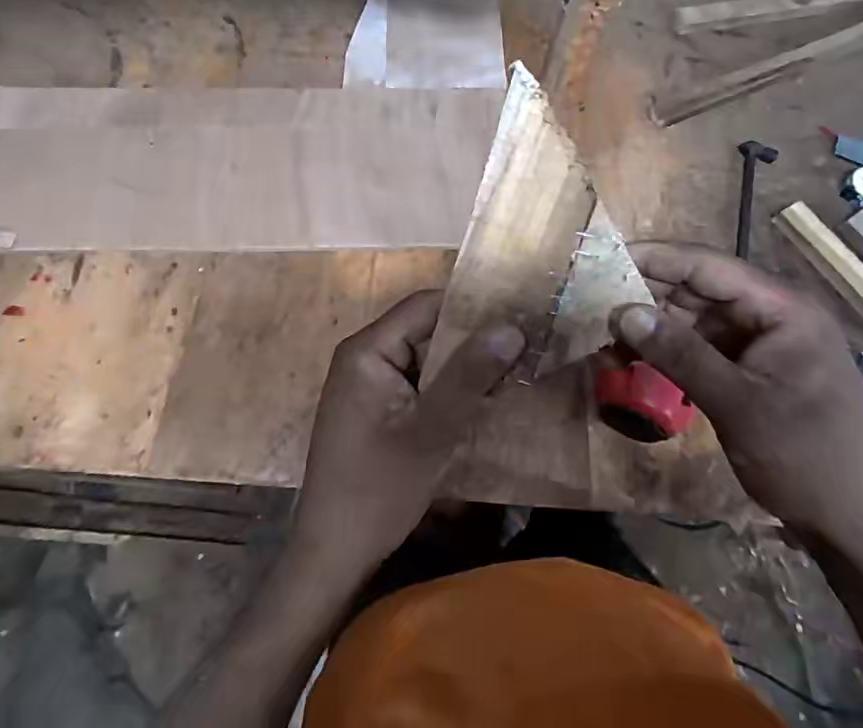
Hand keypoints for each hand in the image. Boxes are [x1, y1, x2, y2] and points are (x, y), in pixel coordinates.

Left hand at [291, 290, 525, 574]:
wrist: (334, 557)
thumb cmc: (376, 491)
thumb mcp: (431, 432)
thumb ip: (469, 376)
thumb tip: (513, 326)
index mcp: (367, 352)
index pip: (427, 305)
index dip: (473, 307)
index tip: (520, 316)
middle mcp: (367, 358)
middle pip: (430, 329)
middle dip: (476, 338)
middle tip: (528, 345)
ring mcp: (373, 384)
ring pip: (431, 357)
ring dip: (470, 365)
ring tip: (519, 368)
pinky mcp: (381, 408)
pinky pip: (424, 382)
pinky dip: (455, 387)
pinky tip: (490, 397)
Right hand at [610, 243, 862, 537]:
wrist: (858, 525)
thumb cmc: (806, 458)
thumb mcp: (738, 403)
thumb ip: (680, 353)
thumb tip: (622, 311)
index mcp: (785, 308)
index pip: (711, 266)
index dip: (658, 258)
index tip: (608, 256)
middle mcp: (777, 315)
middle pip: (704, 289)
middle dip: (651, 294)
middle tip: (597, 300)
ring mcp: (768, 344)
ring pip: (702, 320)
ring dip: (658, 327)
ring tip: (608, 336)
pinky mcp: (759, 371)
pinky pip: (709, 349)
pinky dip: (675, 353)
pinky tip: (638, 359)